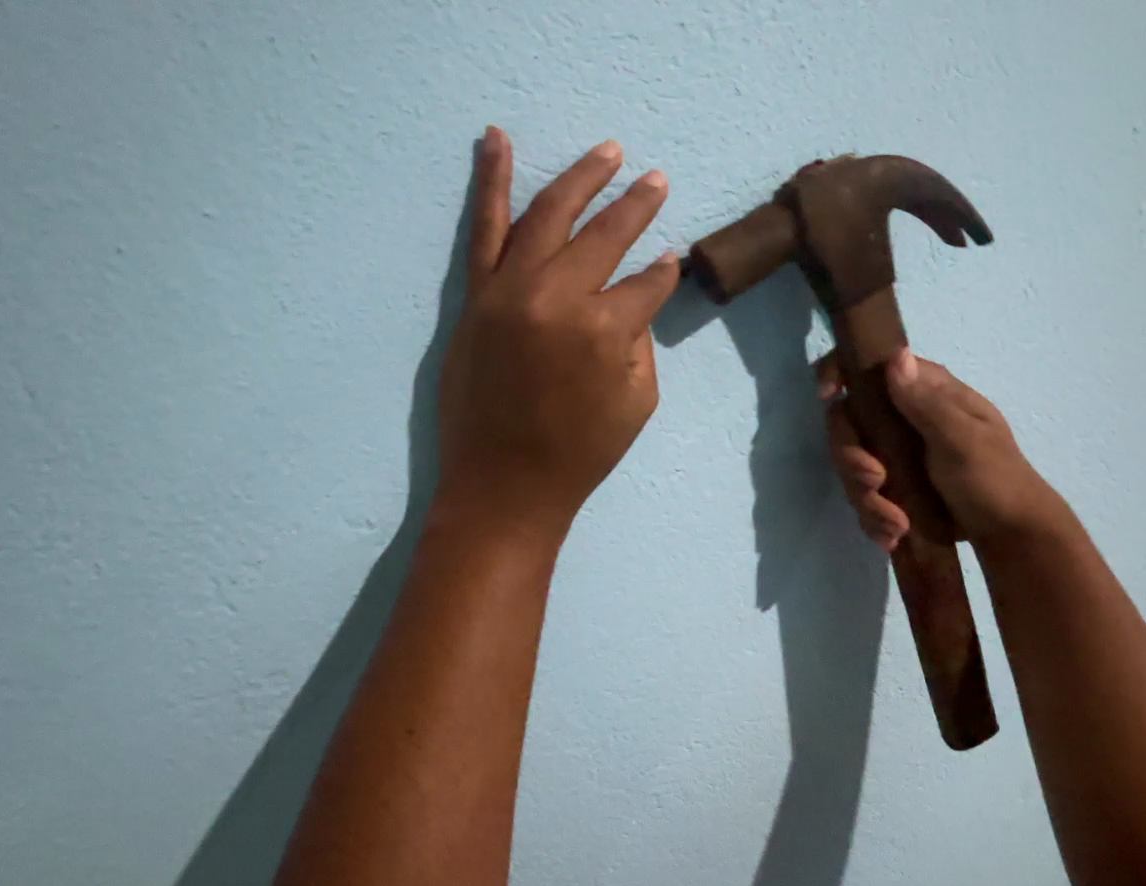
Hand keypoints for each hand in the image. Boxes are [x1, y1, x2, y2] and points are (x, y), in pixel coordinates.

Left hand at [432, 126, 680, 541]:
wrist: (502, 487)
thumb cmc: (579, 455)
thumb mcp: (636, 406)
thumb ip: (640, 342)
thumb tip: (636, 297)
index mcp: (605, 330)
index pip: (645, 284)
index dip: (662, 273)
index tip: (669, 261)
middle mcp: (556, 297)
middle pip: (604, 236)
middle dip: (635, 206)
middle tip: (656, 180)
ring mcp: (509, 291)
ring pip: (548, 215)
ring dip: (581, 177)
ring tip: (608, 150)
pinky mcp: (475, 297)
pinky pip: (483, 228)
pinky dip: (490, 180)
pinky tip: (496, 139)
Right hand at [820, 348, 1065, 547]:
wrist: (1009, 534)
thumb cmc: (995, 478)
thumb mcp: (963, 438)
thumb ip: (926, 403)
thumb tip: (895, 357)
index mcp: (924, 393)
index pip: (869, 370)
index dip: (839, 375)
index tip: (828, 397)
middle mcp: (902, 419)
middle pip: (847, 426)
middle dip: (852, 459)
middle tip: (875, 482)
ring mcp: (894, 456)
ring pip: (851, 469)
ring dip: (867, 500)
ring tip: (897, 525)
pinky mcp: (892, 490)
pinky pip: (864, 500)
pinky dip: (874, 521)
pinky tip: (894, 536)